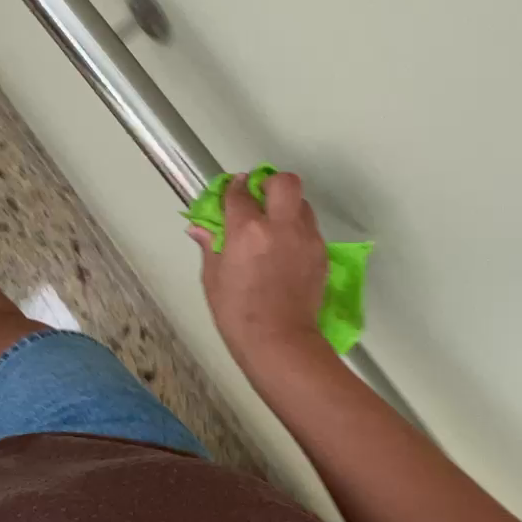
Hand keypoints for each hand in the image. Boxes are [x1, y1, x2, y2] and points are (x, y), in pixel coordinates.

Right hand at [189, 170, 329, 365]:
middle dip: (270, 182)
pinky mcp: (321, 253)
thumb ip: (210, 246)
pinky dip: (297, 230)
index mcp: (247, 230)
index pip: (240, 193)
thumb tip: (200, 229)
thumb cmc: (237, 313)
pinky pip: (310, 229)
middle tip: (260, 197)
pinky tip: (285, 249)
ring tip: (274, 224)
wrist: (278, 339)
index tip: (232, 188)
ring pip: (302, 203)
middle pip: (284, 182)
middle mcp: (280, 226)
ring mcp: (305, 238)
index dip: (234, 187)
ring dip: (287, 205)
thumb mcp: (214, 278)